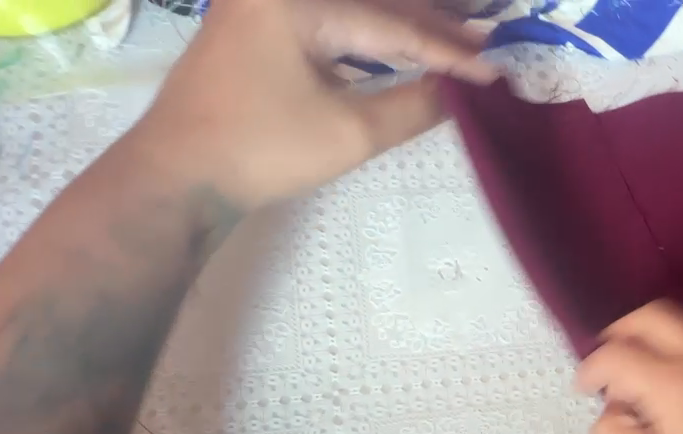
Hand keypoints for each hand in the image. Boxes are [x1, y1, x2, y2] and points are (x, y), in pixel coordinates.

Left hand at [128, 0, 497, 209]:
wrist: (185, 169)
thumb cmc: (265, 148)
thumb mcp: (352, 132)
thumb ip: (413, 107)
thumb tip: (462, 95)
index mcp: (297, 1)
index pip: (395, 25)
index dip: (451, 51)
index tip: (497, 68)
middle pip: (378, 3)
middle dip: (436, 18)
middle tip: (490, 30)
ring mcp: (269, 4)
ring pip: (359, 9)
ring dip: (410, 22)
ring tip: (460, 31)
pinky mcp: (266, 25)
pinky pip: (336, 19)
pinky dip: (378, 33)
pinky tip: (406, 43)